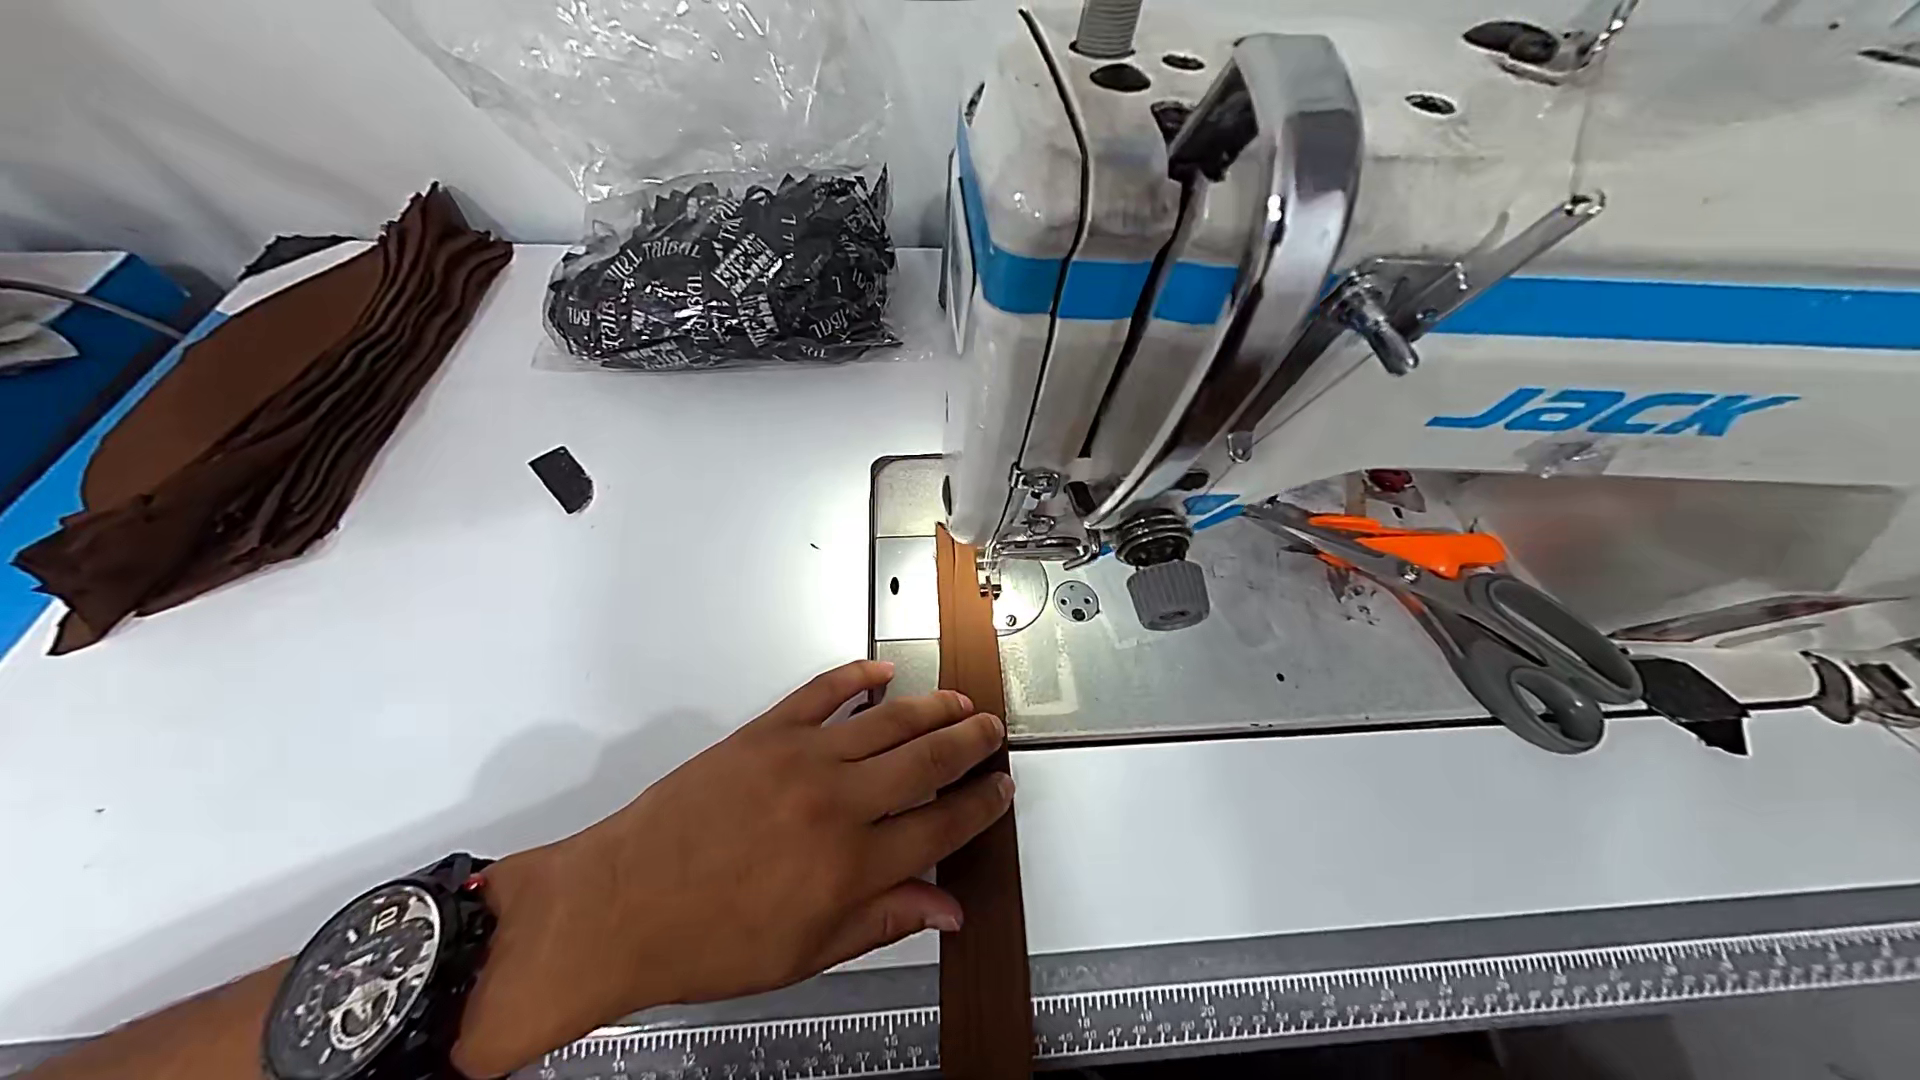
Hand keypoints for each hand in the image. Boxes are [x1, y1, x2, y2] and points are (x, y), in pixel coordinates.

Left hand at [450, 660, 1011, 1076]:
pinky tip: (882, 672)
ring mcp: (801, 758)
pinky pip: (823, 692)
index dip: (980, 807)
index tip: (999, 792)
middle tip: (992, 732)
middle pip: (928, 761)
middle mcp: (836, 803)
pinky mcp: (765, 731)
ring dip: (932, 708)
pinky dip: (857, 676)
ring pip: (889, 720)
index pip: (942, 826)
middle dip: (971, 743)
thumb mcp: (806, 952)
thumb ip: (885, 920)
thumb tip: (945, 910)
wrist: (619, 905)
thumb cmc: (706, 938)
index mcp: (851, 865)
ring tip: (960, 701)